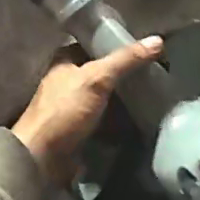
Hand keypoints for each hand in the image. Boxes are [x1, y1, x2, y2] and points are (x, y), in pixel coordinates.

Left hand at [12, 36, 163, 183]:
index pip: (95, 45)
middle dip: (125, 76)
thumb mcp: (97, 78)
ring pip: (105, 98)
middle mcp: (67, 80)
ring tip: (154, 96)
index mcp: (65, 60)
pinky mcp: (79, 131)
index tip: (145, 49)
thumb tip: (157, 40)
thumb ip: (125, 60)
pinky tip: (141, 121)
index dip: (118, 45)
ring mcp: (73, 107)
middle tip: (154, 75)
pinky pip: (105, 121)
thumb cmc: (65, 110)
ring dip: (125, 101)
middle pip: (103, 73)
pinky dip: (120, 122)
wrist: (42, 159)